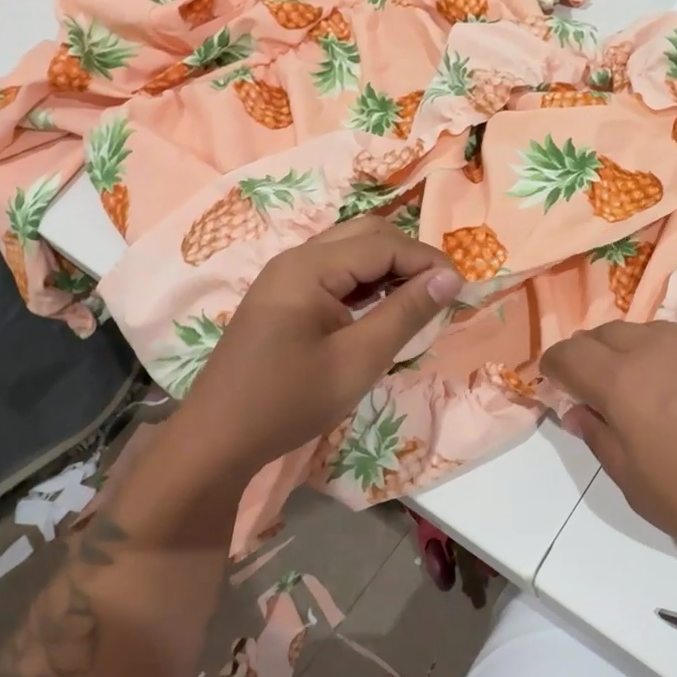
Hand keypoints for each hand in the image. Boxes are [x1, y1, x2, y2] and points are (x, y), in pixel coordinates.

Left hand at [172, 217, 463, 483]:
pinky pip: (336, 272)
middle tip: (440, 290)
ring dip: (389, 267)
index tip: (460, 289)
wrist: (215, 442)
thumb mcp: (359, 359)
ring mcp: (286, 277)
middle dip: (410, 256)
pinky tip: (383, 308)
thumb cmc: (289, 400)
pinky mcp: (284, 297)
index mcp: (310, 267)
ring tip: (419, 299)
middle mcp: (296, 260)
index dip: (427, 261)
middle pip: (367, 235)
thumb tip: (451, 277)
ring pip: (352, 250)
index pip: (384, 244)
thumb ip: (406, 312)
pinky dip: (367, 281)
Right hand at [540, 322, 676, 580]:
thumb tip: (578, 410)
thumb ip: (600, 438)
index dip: (554, 367)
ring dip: (630, 354)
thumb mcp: (638, 485)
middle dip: (590, 357)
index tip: (555, 386)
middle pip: (606, 334)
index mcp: (625, 379)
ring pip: (648, 333)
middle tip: (594, 393)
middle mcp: (659, 346)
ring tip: (641, 394)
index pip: (570, 353)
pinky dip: (670, 359)